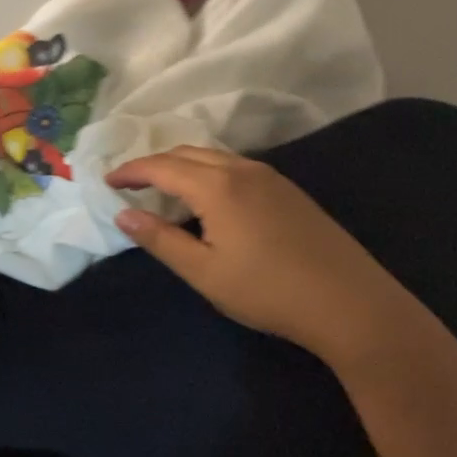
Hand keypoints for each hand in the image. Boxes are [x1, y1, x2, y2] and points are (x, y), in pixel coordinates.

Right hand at [107, 147, 428, 359]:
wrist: (349, 303)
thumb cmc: (267, 291)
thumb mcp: (203, 272)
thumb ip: (159, 239)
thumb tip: (122, 214)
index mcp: (217, 187)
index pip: (161, 166)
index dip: (130, 171)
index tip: (107, 181)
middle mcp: (243, 170)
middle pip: (187, 153)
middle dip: (154, 164)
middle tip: (131, 185)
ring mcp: (271, 177)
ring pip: (214, 158)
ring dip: (182, 166)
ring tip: (163, 191)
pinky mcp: (289, 191)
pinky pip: (235, 167)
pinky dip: (208, 173)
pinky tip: (208, 201)